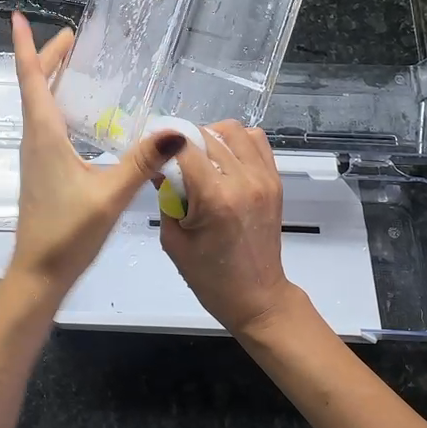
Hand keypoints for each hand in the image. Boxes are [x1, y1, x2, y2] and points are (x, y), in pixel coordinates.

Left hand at [7, 12, 184, 294]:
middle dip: (49, 57)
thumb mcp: (111, 195)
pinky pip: (47, 124)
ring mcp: (36, 155)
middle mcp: (35, 139)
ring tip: (75, 63)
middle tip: (72, 35)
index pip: (31, 79)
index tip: (16, 17)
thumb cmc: (67, 233)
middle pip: (36, 87)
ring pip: (40, 105)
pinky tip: (82, 115)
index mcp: (45, 135)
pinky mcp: (42, 170)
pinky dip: (59, 105)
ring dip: (52, 80)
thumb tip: (177, 129)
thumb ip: (143, 161)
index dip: (26, 46)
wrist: (38, 274)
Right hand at [159, 121, 301, 336]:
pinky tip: (224, 158)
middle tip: (173, 159)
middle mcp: (242, 181)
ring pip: (233, 130)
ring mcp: (263, 179)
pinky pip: (256, 141)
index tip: (152, 148)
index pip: (184, 148)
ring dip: (212, 135)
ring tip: (200, 155)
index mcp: (215, 199)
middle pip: (207, 135)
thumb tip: (160, 165)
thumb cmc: (209, 277)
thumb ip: (165, 196)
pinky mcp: (274, 181)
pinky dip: (237, 141)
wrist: (257, 297)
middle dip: (184, 142)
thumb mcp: (173, 239)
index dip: (164, 144)